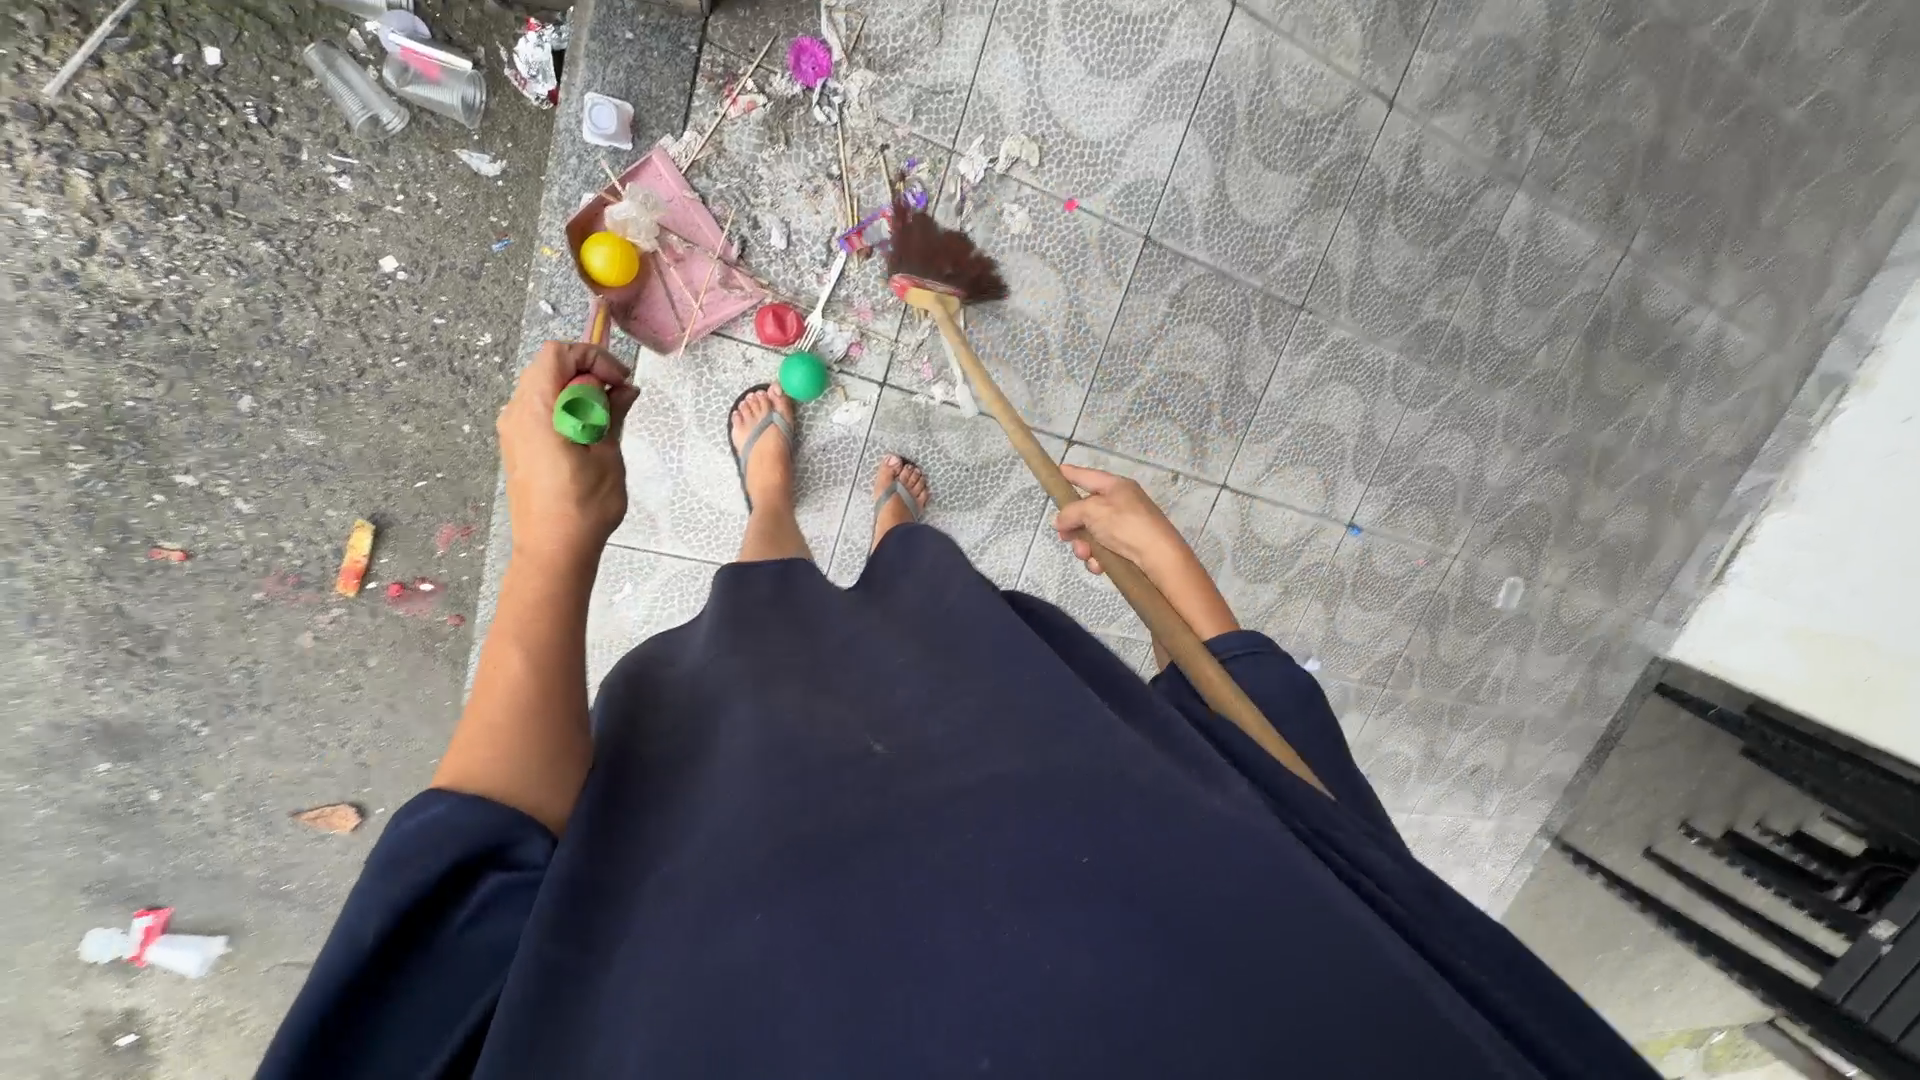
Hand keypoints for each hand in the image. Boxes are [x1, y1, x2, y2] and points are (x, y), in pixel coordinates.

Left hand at [499, 342, 638, 571]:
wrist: (553, 550)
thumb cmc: (584, 505)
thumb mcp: (607, 454)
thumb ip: (611, 413)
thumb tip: (623, 389)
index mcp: (538, 409)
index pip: (559, 354)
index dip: (594, 358)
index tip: (621, 383)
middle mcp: (516, 413)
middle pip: (549, 367)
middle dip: (588, 373)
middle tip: (619, 398)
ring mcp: (513, 430)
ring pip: (545, 389)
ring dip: (578, 393)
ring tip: (608, 419)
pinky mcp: (518, 446)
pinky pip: (540, 411)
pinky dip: (566, 410)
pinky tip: (590, 434)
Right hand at [1052, 464, 1191, 577]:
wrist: (1159, 556)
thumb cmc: (1126, 525)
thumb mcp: (1093, 511)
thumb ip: (1071, 512)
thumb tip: (1059, 520)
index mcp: (1116, 487)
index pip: (1087, 476)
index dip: (1071, 474)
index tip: (1058, 470)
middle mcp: (1121, 503)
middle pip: (1086, 511)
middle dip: (1073, 525)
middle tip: (1064, 536)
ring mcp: (1125, 526)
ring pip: (1092, 534)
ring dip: (1084, 546)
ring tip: (1086, 554)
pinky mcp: (1128, 547)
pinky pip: (1103, 550)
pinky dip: (1098, 558)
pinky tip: (1099, 565)